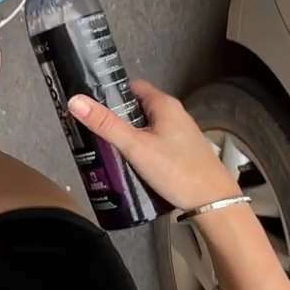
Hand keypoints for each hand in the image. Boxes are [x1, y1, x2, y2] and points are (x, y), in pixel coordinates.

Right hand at [68, 81, 240, 211]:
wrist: (214, 203)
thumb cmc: (176, 171)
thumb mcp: (135, 147)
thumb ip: (105, 124)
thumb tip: (75, 100)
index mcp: (164, 104)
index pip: (131, 86)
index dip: (110, 92)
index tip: (91, 104)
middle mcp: (174, 113)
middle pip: (136, 106)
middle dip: (115, 116)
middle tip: (93, 129)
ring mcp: (179, 133)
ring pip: (145, 126)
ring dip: (127, 133)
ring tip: (105, 146)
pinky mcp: (181, 150)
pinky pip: (154, 140)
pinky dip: (139, 146)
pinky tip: (128, 161)